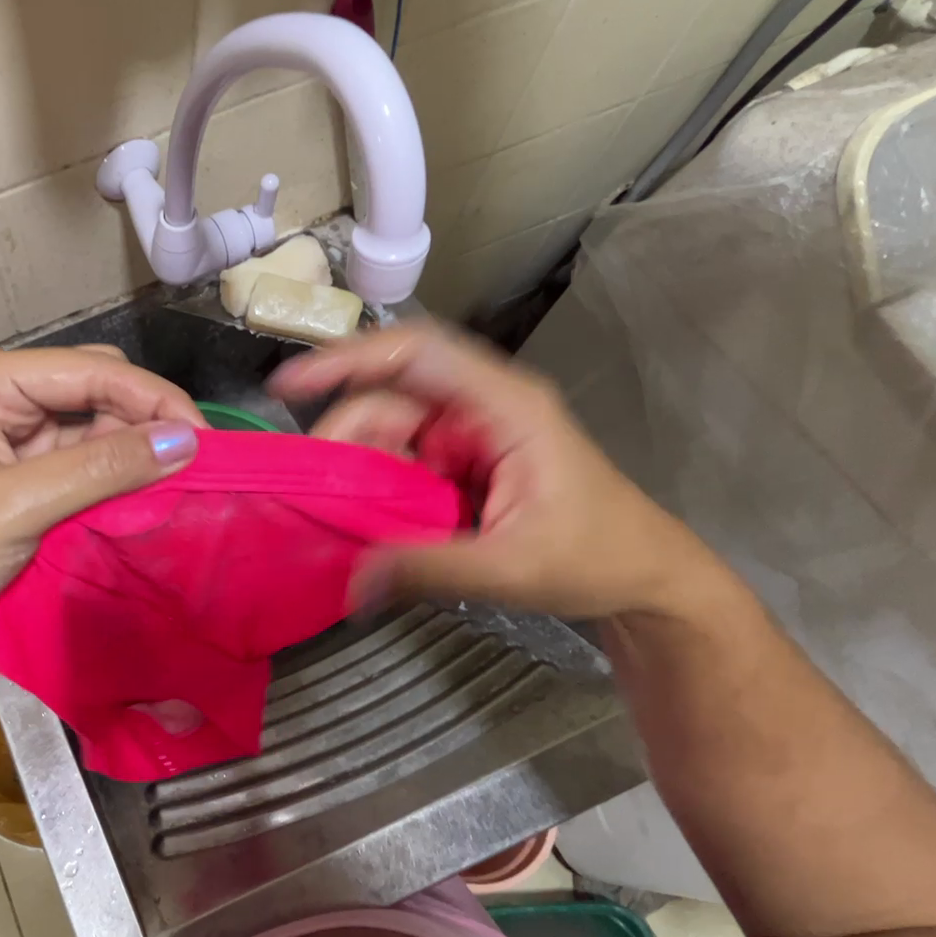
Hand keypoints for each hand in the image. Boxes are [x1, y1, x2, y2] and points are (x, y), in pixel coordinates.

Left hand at [0, 346, 202, 663]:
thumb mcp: (14, 508)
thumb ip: (100, 470)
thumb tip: (185, 441)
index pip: (91, 371)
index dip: (152, 399)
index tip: (204, 441)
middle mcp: (5, 395)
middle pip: (98, 389)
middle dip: (146, 421)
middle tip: (197, 465)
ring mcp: (16, 435)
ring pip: (97, 426)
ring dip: (135, 451)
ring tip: (181, 483)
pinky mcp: (25, 474)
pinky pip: (86, 462)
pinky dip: (116, 477)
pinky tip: (146, 494)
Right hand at [268, 323, 735, 619]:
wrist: (643, 578)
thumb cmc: (596, 558)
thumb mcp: (512, 569)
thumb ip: (429, 569)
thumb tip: (351, 582)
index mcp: (505, 406)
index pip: (418, 354)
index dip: (350, 358)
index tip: (292, 383)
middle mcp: (480, 407)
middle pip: (390, 396)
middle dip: (344, 435)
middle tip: (309, 486)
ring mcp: (467, 433)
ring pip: (388, 429)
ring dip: (355, 464)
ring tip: (330, 508)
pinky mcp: (458, 461)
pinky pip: (398, 458)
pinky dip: (371, 482)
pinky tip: (356, 512)